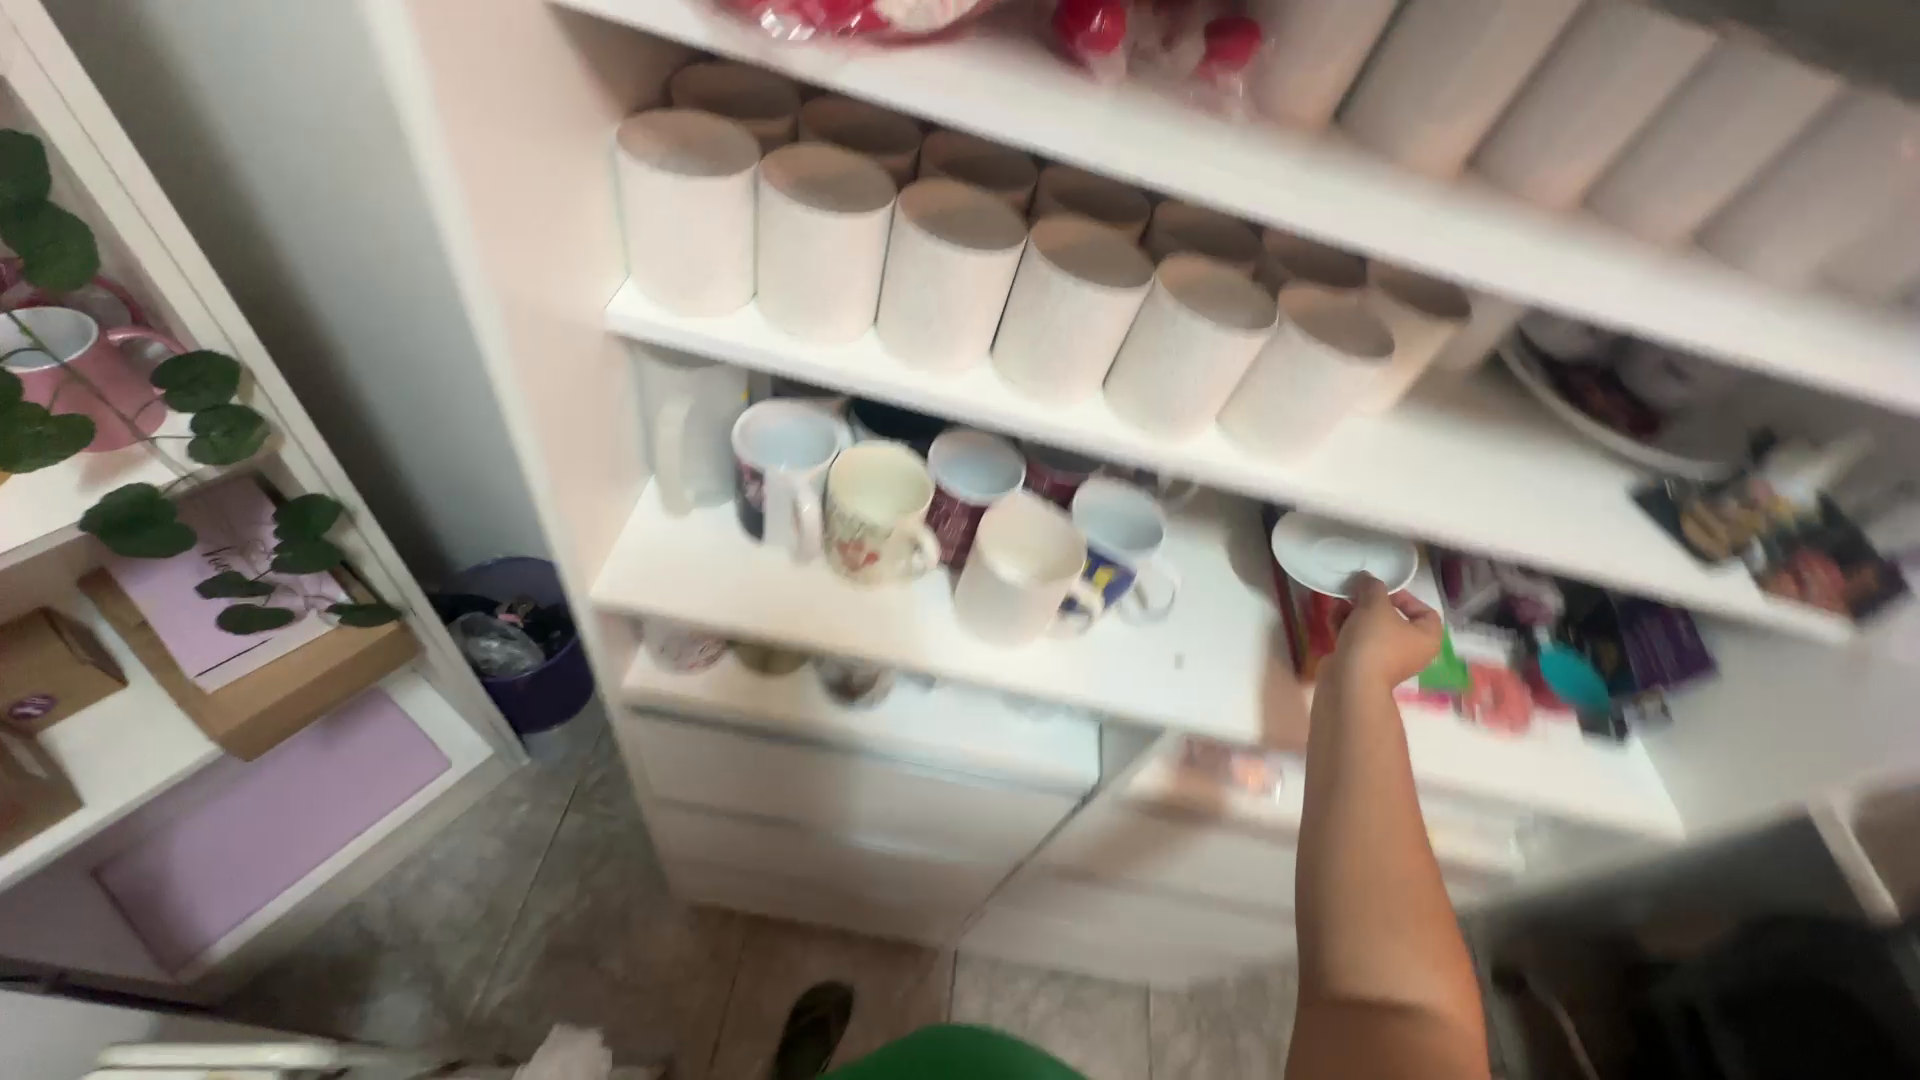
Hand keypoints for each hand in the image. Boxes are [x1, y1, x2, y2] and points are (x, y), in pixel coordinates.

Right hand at [1331, 572, 1444, 688]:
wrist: (1350, 681)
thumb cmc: (1374, 641)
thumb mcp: (1375, 605)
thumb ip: (1372, 587)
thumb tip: (1366, 578)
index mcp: (1426, 638)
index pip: (1424, 611)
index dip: (1404, 596)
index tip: (1381, 590)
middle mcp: (1410, 650)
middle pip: (1393, 618)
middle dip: (1370, 603)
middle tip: (1355, 592)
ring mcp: (1385, 659)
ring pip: (1371, 628)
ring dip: (1354, 612)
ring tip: (1339, 601)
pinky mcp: (1362, 664)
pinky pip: (1357, 640)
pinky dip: (1346, 627)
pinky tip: (1332, 616)